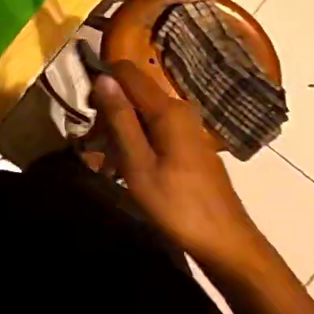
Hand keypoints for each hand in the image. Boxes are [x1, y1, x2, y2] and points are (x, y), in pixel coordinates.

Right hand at [90, 61, 268, 273]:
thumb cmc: (177, 205)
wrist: (226, 241)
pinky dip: (136, 141)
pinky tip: (125, 168)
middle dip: (109, 112)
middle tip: (92, 146)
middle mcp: (179, 108)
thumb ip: (120, 119)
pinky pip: (155, 128)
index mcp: (167, 109)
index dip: (102, 83)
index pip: (127, 72)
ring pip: (142, 113)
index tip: (87, 112)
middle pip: (134, 93)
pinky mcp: (189, 142)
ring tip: (104, 162)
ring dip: (120, 131)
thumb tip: (102, 78)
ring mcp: (186, 126)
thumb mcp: (138, 164)